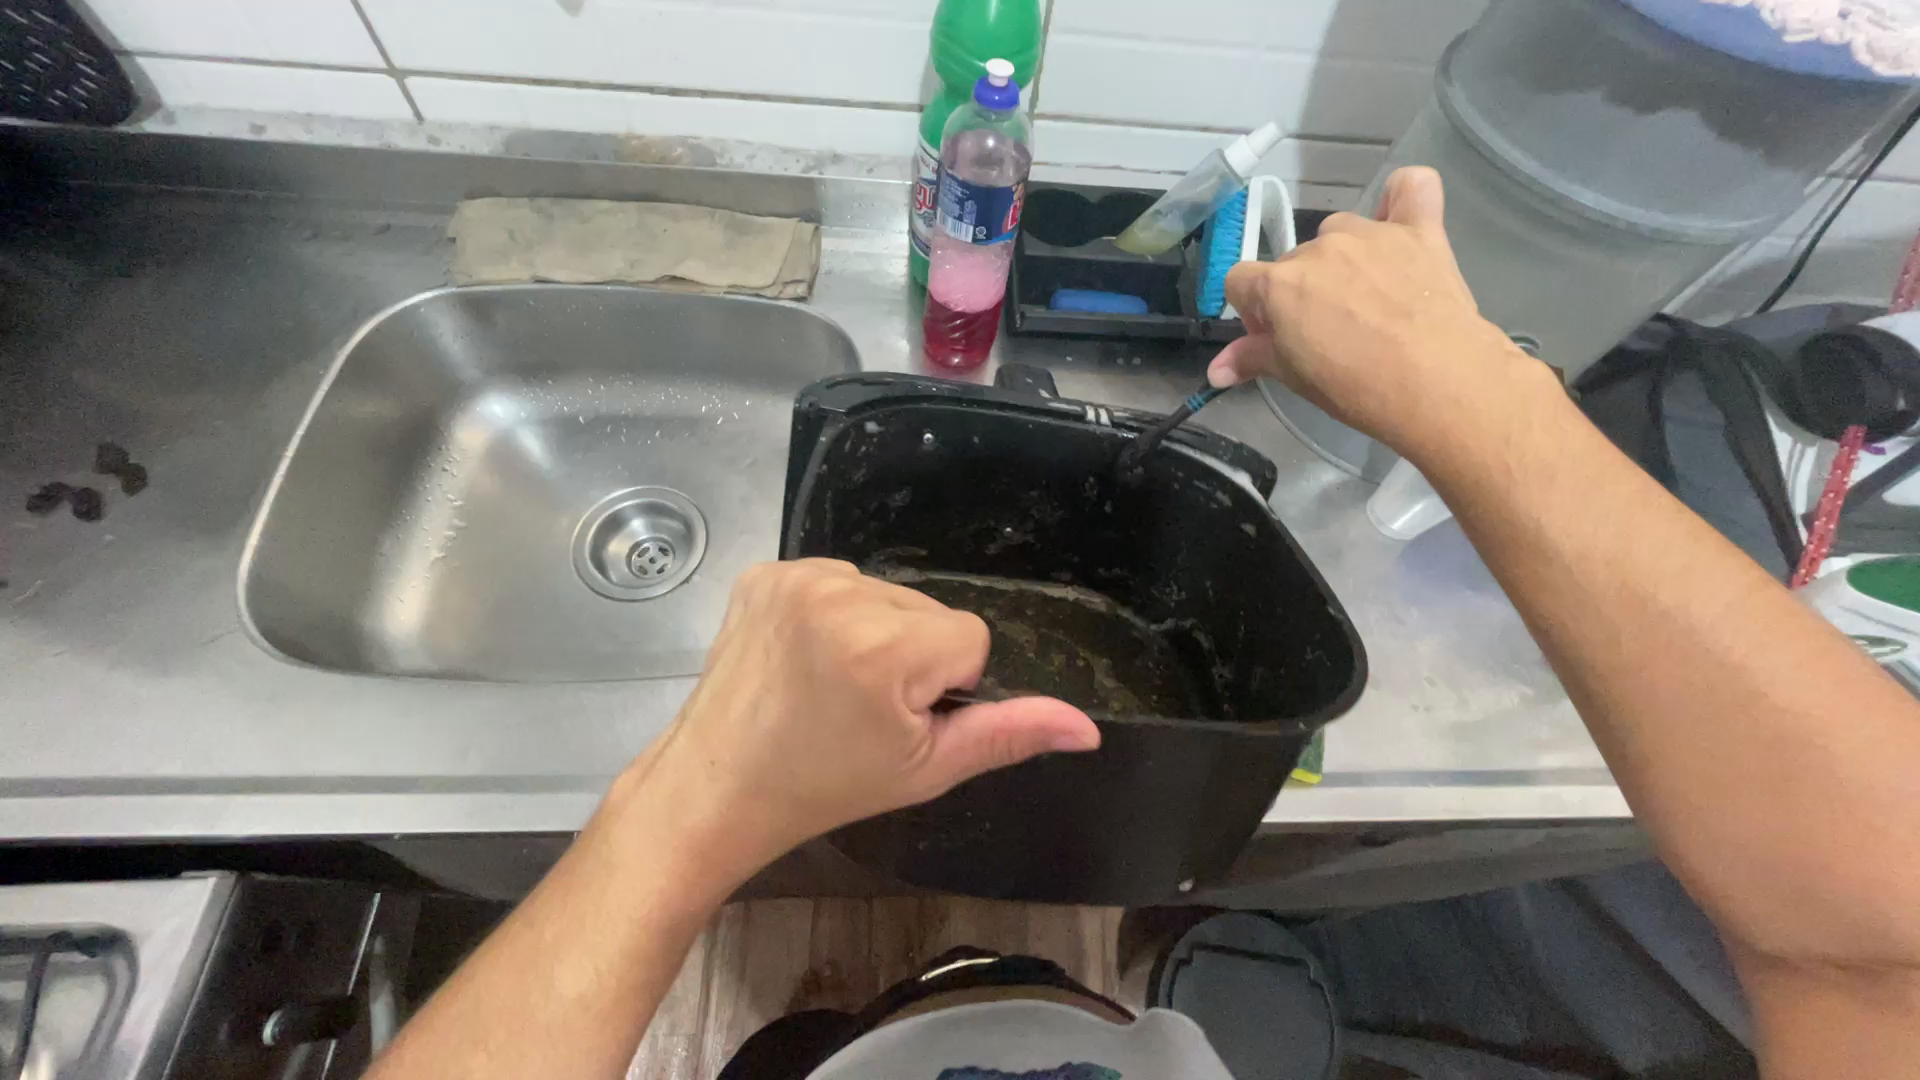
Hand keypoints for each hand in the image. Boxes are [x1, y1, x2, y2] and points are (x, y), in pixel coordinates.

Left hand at [616, 559, 1098, 887]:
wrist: (719, 786)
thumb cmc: (827, 786)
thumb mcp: (928, 769)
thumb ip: (1010, 735)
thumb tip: (1086, 727)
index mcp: (884, 647)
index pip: (970, 637)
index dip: (945, 683)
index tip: (898, 715)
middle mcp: (839, 595)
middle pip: (927, 610)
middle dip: (912, 653)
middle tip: (863, 703)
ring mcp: (795, 577)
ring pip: (886, 593)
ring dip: (875, 630)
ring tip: (833, 680)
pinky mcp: (766, 571)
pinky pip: (838, 580)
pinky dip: (835, 613)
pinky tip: (807, 655)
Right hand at [1207, 167, 1540, 459]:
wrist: (1436, 381)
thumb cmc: (1354, 385)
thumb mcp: (1293, 377)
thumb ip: (1250, 360)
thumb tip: (1214, 371)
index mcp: (1278, 285)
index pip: (1239, 281)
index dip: (1251, 310)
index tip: (1273, 336)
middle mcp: (1318, 249)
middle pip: (1291, 262)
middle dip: (1298, 291)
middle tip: (1325, 330)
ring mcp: (1370, 234)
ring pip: (1338, 232)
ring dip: (1341, 257)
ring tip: (1364, 295)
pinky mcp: (1420, 230)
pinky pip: (1410, 188)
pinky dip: (1400, 199)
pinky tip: (1398, 222)